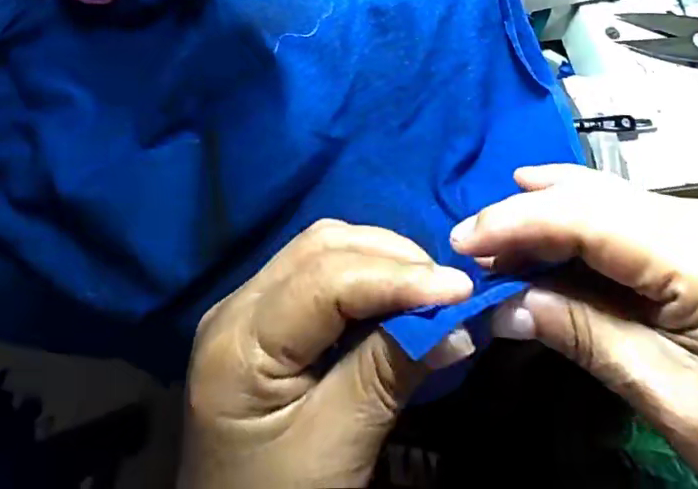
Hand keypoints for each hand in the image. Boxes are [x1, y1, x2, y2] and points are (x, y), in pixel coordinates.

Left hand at [179, 219, 476, 488]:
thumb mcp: (334, 448)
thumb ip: (386, 375)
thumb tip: (456, 323)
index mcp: (238, 336)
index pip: (322, 277)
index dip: (395, 276)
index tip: (462, 289)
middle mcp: (235, 305)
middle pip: (318, 248)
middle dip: (389, 258)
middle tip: (451, 289)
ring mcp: (244, 309)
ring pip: (317, 252)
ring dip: (378, 261)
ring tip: (429, 290)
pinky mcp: (260, 323)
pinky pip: (312, 276)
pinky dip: (360, 278)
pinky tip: (393, 299)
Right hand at [452, 165, 697, 488]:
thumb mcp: (679, 406)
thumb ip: (585, 337)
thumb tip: (499, 303)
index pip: (587, 215)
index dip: (515, 222)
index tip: (460, 244)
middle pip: (590, 196)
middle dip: (522, 217)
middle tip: (470, 250)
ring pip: (601, 199)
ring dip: (543, 220)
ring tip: (494, 247)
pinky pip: (622, 219)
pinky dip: (574, 232)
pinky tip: (543, 243)